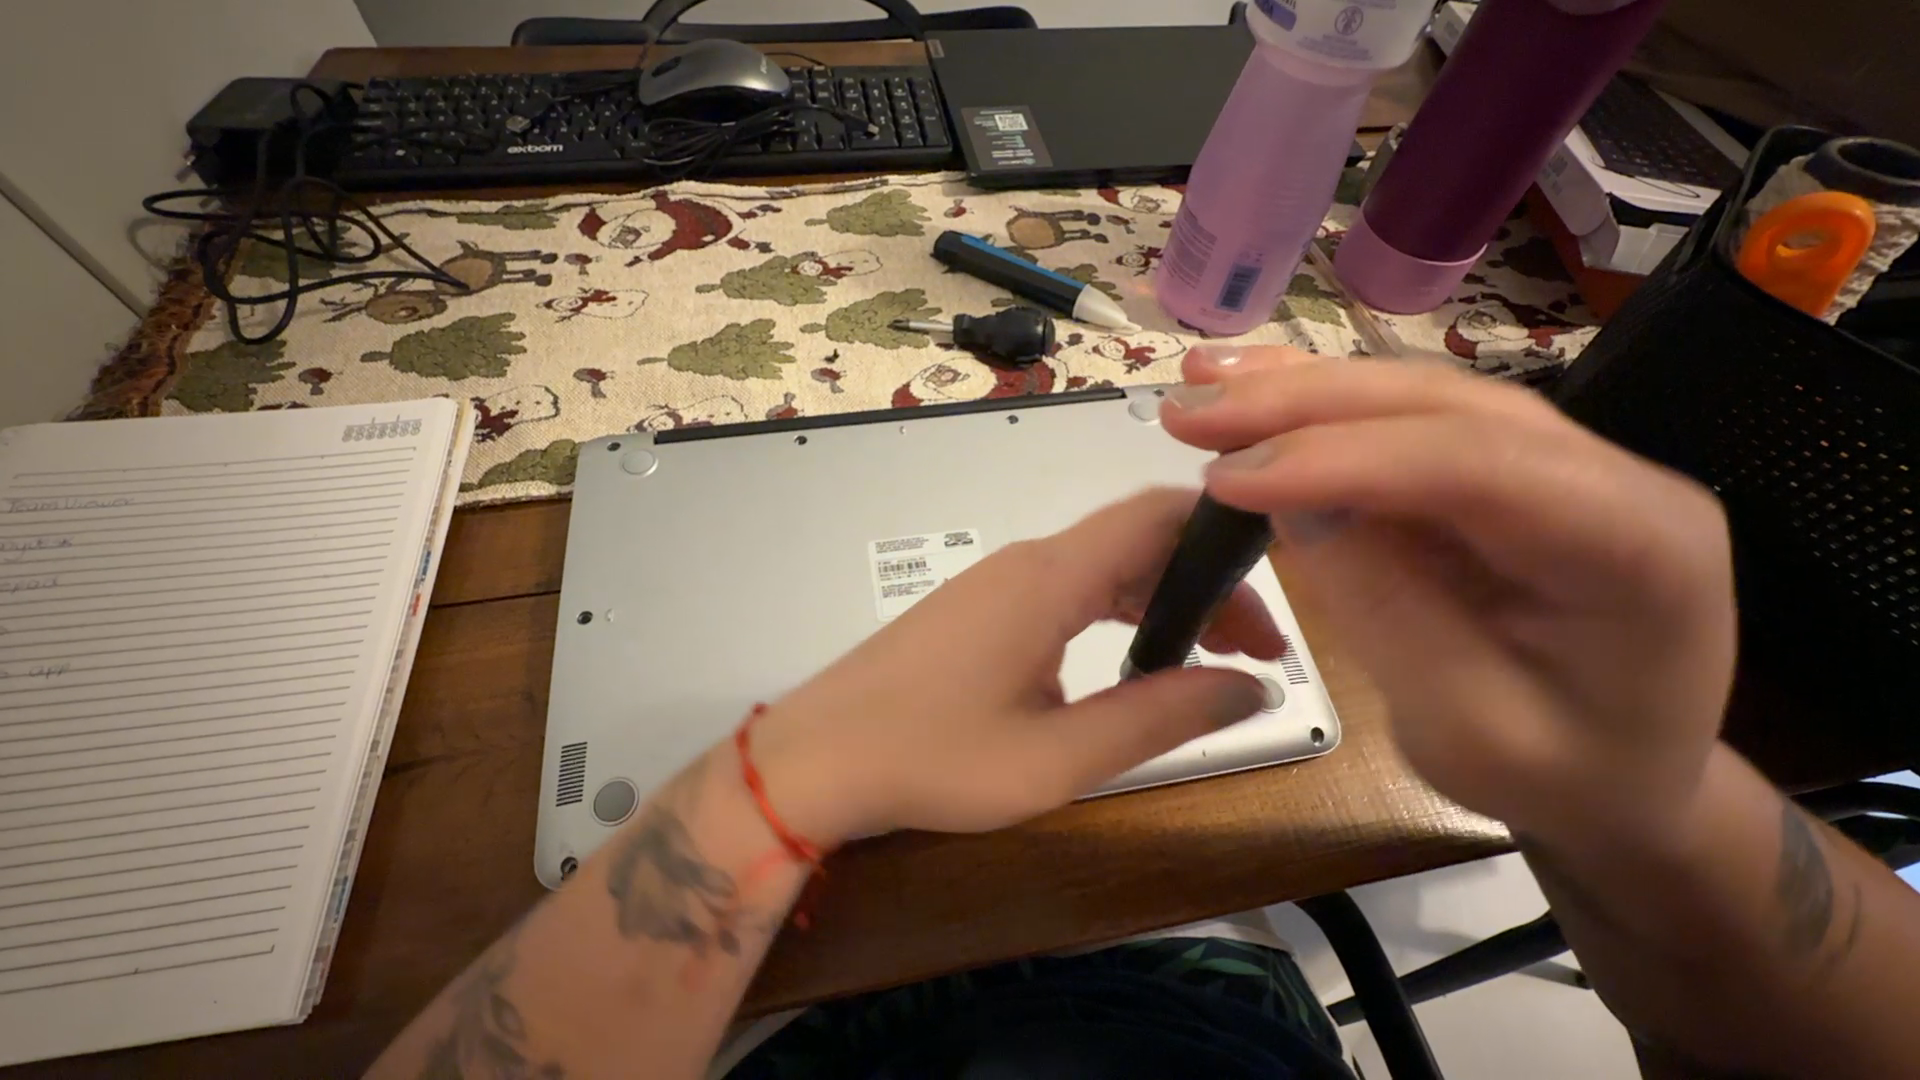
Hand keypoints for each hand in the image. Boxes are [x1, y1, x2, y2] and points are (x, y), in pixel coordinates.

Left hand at [747, 489, 1285, 845]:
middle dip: (1204, 584)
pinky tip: (1131, 660)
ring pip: (1101, 566)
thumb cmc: (933, 757)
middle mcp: (1026, 562)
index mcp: (1049, 578)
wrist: (818, 756)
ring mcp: (997, 582)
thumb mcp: (1057, 756)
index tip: (1274, 589)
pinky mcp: (978, 607)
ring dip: (1160, 601)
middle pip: (1136, 542)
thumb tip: (1251, 691)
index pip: (1156, 514)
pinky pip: (1065, 588)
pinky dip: (1115, 611)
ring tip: (1207, 658)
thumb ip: (1157, 719)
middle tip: (1256, 651)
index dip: (1223, 534)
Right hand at [1158, 347, 1738, 847]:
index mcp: (1635, 545)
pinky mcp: (1497, 469)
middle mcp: (1603, 474)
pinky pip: (1399, 423)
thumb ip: (1386, 609)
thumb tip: (1292, 506)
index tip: (1221, 480)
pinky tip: (1254, 393)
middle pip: (1439, 408)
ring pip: (1413, 396)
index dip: (1340, 461)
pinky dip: (1317, 408)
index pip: (1474, 467)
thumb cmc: (1555, 777)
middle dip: (1302, 405)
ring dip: (1299, 388)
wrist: (1620, 781)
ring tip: (1201, 384)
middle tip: (1187, 414)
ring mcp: (1551, 460)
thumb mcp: (1467, 728)